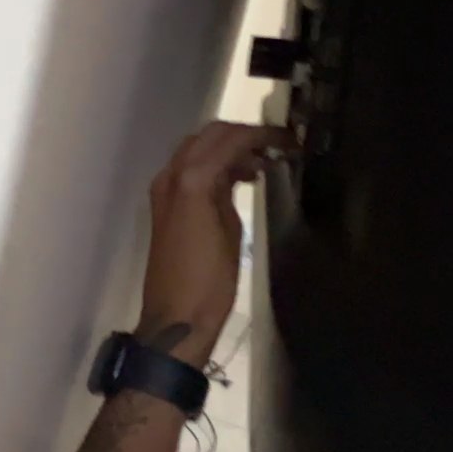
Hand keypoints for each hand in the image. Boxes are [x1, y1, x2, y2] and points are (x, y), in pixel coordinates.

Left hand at [136, 122, 293, 367]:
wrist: (177, 317)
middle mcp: (172, 174)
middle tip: (276, 145)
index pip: (229, 139)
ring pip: (197, 148)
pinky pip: (190, 168)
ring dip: (227, 148)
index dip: (261, 135)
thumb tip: (240, 168)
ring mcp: (164, 187)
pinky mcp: (163, 202)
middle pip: (209, 135)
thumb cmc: (211, 280)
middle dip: (242, 135)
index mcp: (191, 180)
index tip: (288, 138)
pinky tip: (241, 178)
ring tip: (264, 162)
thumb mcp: (231, 230)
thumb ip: (229, 189)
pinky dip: (213, 164)